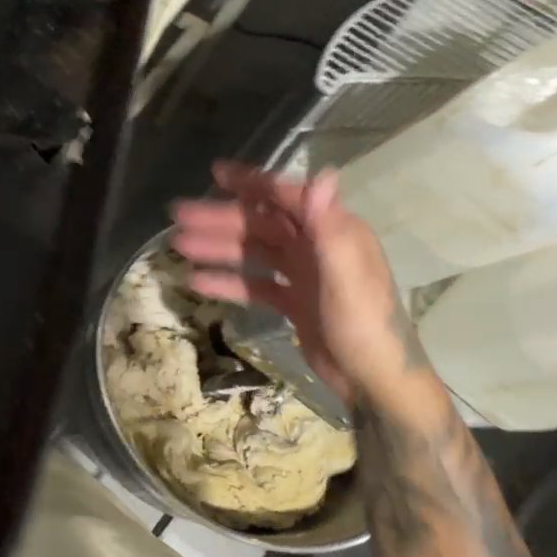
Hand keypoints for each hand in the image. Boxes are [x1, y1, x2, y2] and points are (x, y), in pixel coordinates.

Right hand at [171, 161, 436, 410]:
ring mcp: (305, 275)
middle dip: (221, 217)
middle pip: (262, 224)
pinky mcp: (294, 301)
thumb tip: (322, 174)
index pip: (288, 198)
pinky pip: (255, 284)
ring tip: (179, 245)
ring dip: (218, 246)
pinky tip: (197, 281)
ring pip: (254, 252)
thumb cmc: (365, 327)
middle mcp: (318, 248)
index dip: (253, 183)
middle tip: (179, 213)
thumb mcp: (345, 277)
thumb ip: (328, 228)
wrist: (377, 384)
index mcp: (335, 233)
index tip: (217, 173)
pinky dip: (228, 281)